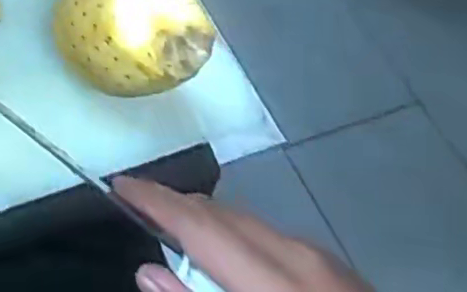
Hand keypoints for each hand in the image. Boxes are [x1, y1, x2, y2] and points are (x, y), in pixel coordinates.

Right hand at [111, 176, 371, 291]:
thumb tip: (148, 271)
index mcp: (276, 285)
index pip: (200, 224)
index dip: (153, 200)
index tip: (116, 185)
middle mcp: (303, 261)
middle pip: (223, 215)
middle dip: (178, 206)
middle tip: (139, 209)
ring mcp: (333, 268)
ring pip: (252, 225)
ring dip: (210, 223)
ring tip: (181, 235)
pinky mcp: (350, 280)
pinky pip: (279, 242)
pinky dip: (244, 240)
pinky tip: (237, 262)